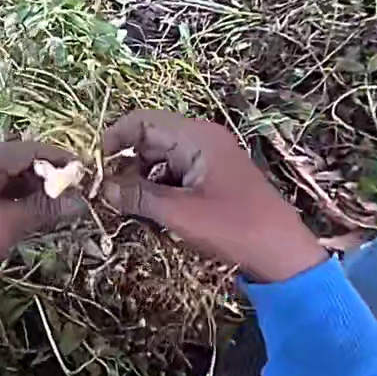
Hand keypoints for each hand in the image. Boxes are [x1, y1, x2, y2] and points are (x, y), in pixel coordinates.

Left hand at [0, 140, 81, 279]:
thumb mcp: (8, 224)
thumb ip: (45, 209)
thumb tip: (80, 202)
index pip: (27, 150)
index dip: (58, 159)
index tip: (84, 172)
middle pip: (22, 161)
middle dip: (50, 175)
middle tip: (77, 191)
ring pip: (15, 176)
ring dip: (38, 188)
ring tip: (64, 203)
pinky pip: (5, 189)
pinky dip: (24, 198)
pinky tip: (43, 210)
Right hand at [100, 110, 326, 283]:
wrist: (282, 254)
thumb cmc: (233, 228)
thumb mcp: (179, 213)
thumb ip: (137, 196)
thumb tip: (102, 187)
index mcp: (197, 137)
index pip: (143, 121)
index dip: (114, 139)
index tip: (94, 166)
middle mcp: (201, 140)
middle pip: (149, 140)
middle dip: (126, 165)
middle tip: (108, 194)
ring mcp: (207, 159)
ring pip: (158, 160)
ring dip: (140, 182)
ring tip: (131, 209)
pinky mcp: (210, 178)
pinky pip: (172, 176)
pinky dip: (157, 191)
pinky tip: (154, 215)